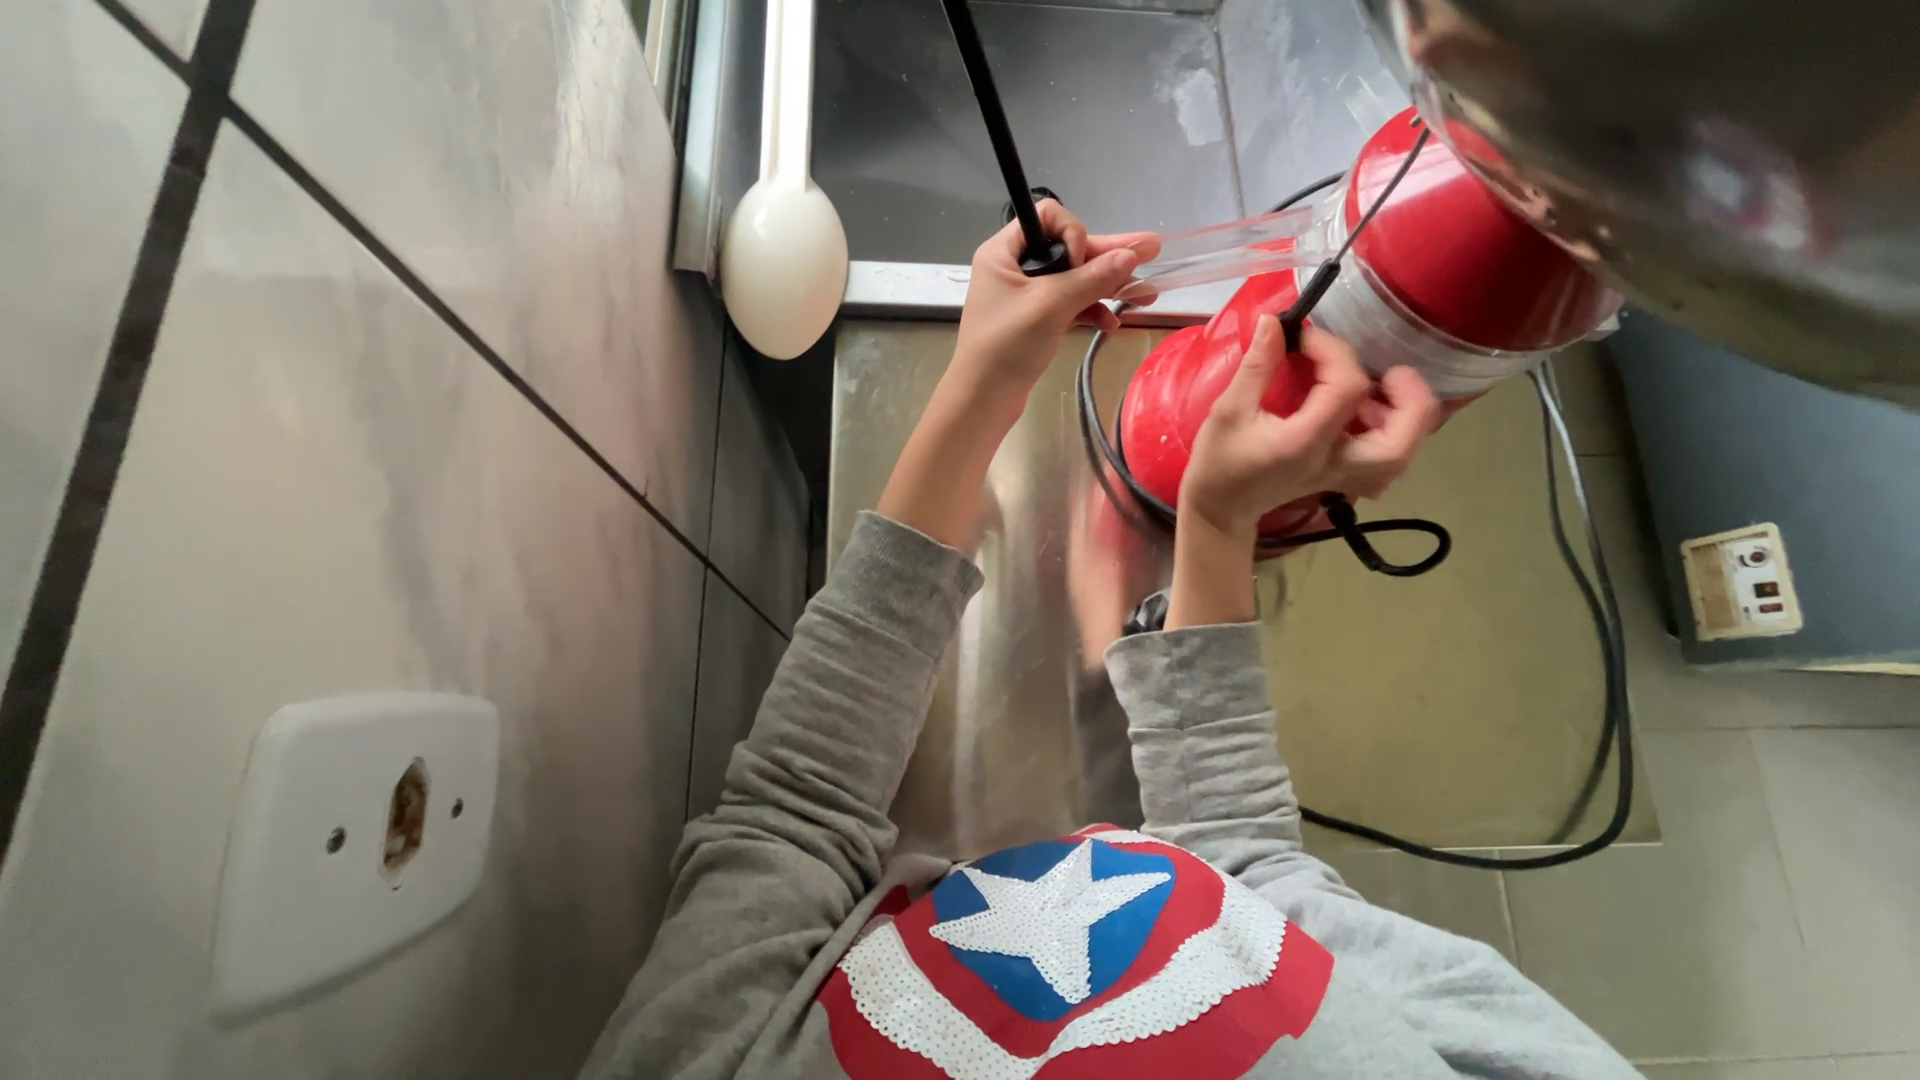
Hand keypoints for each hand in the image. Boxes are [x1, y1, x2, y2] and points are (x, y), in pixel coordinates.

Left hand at [952, 200, 1160, 397]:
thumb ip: (1092, 277)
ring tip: (1146, 295)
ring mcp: (1025, 296)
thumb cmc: (1007, 346)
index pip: (1049, 216)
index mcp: (1003, 252)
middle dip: (1107, 256)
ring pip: (1073, 279)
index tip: (1080, 263)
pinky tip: (1112, 323)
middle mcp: (1013, 267)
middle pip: (1068, 248)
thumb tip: (1132, 254)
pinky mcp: (1035, 321)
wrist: (983, 400)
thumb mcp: (1051, 305)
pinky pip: (1068, 305)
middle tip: (1152, 251)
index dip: (1074, 233)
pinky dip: (1090, 310)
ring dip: (1106, 285)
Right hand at [1180, 317, 1441, 541]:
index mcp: (1304, 442)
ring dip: (1407, 418)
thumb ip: (1256, 366)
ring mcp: (1343, 476)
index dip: (1334, 350)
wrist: (1220, 510)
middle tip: (1387, 371)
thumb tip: (1274, 322)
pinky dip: (1396, 440)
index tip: (1306, 337)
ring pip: (1403, 454)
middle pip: (1403, 435)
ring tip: (1381, 392)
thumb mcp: (1228, 411)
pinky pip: (1388, 466)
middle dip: (1409, 394)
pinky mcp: (1343, 481)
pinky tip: (1374, 420)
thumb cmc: (1218, 462)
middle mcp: (1333, 462)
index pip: (1347, 387)